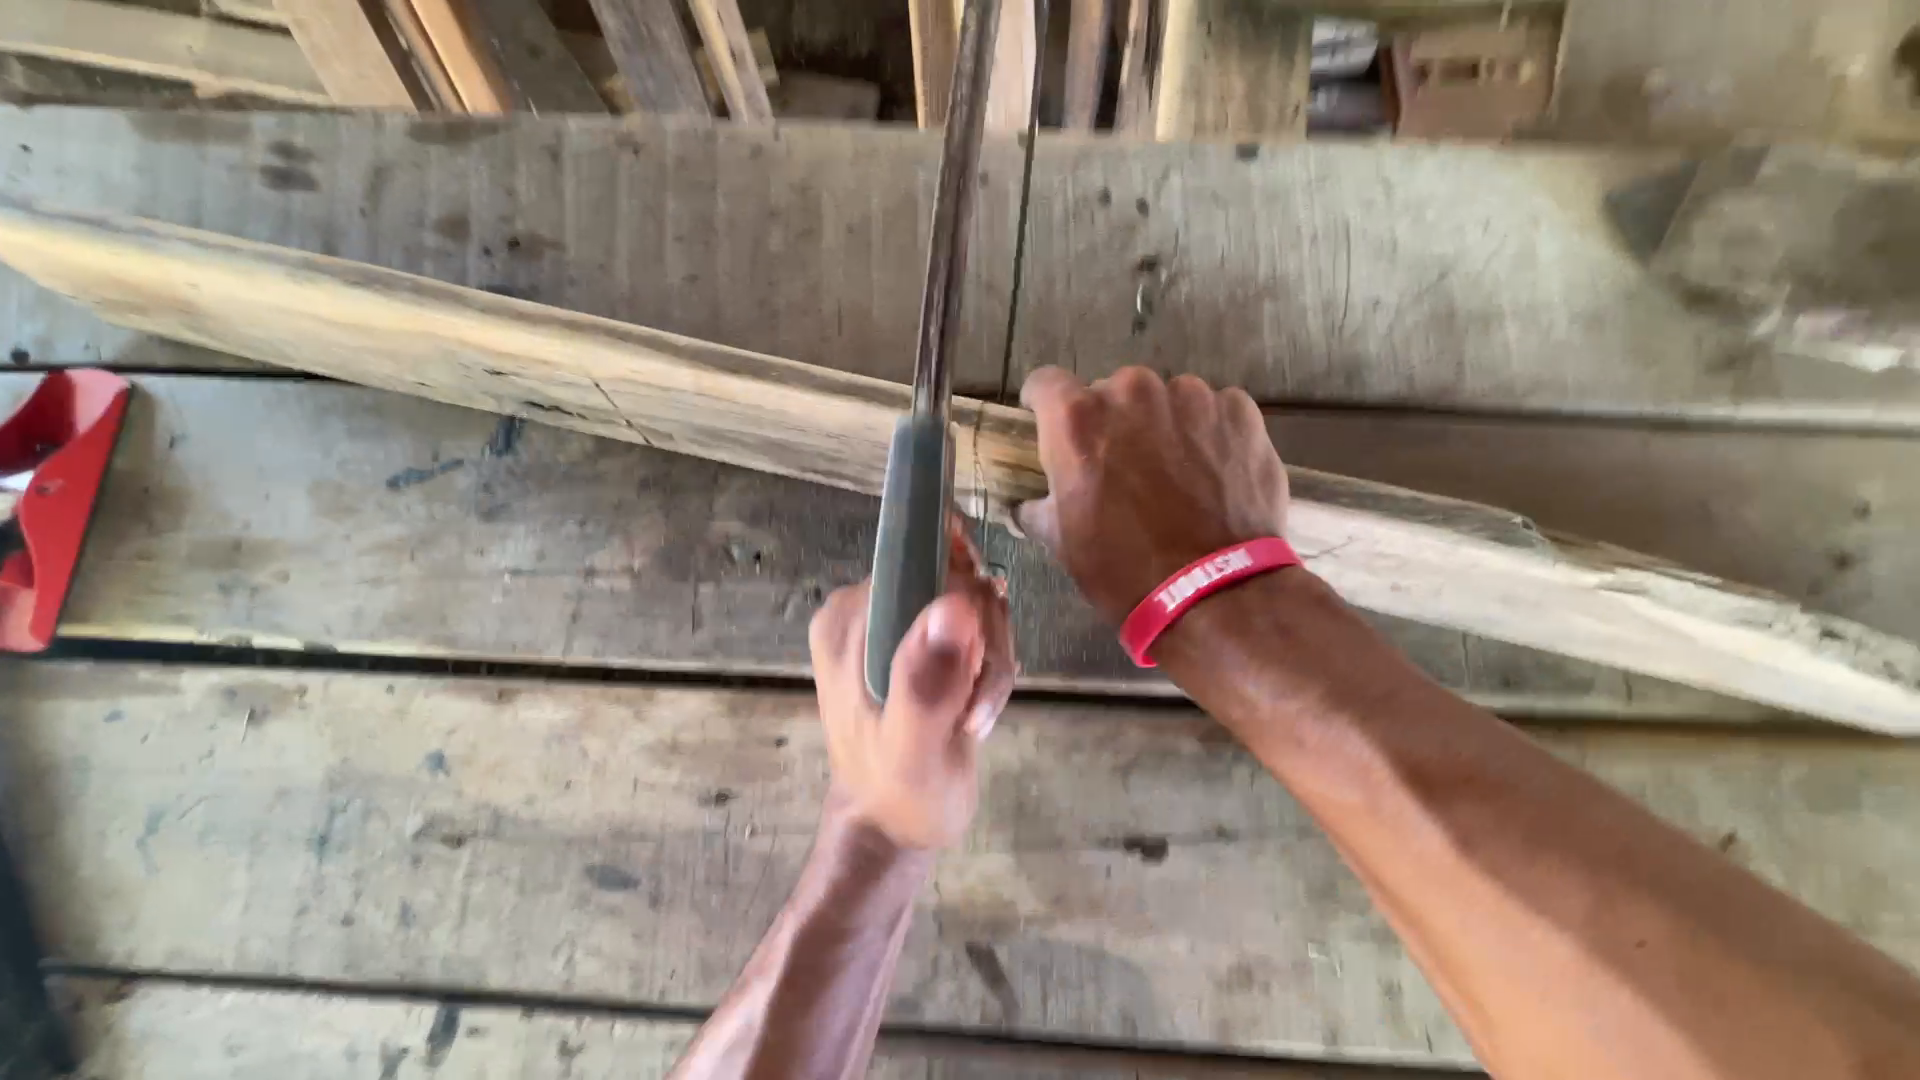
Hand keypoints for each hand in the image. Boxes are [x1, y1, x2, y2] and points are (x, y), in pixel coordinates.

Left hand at [807, 521, 1014, 849]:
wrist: (892, 826)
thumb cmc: (901, 796)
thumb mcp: (913, 749)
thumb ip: (926, 682)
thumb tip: (954, 606)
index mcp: (849, 620)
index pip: (928, 562)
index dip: (969, 600)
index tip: (980, 656)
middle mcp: (863, 607)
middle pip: (955, 579)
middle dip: (985, 640)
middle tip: (976, 700)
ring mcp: (888, 621)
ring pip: (971, 603)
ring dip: (990, 659)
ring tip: (973, 714)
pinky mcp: (912, 639)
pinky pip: (971, 624)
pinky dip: (986, 665)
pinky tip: (972, 709)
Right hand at [1015, 366, 1289, 623]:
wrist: (1215, 593)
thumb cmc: (1124, 569)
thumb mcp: (1062, 541)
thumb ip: (1039, 506)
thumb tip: (1030, 503)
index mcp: (1079, 420)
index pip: (1046, 384)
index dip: (1045, 405)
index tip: (1052, 425)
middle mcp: (1132, 393)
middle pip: (1111, 392)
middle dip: (1112, 423)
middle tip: (1123, 467)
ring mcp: (1192, 397)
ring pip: (1165, 400)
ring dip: (1162, 426)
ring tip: (1174, 474)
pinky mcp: (1239, 412)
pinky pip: (1212, 411)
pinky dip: (1207, 434)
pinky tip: (1212, 474)